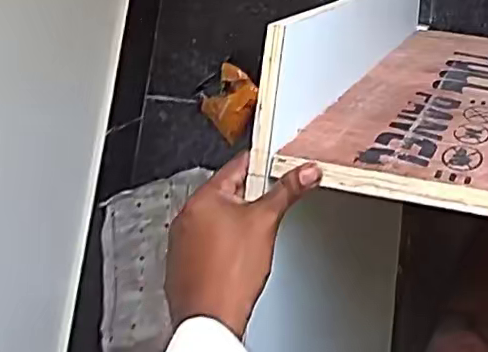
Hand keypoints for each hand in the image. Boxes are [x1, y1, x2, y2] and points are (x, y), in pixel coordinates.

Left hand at [167, 152, 320, 336]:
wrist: (211, 323)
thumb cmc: (230, 275)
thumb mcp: (266, 220)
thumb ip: (288, 190)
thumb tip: (305, 172)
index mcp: (203, 198)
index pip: (238, 166)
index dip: (263, 165)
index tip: (277, 168)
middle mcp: (187, 217)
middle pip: (229, 192)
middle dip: (251, 198)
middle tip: (267, 209)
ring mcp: (181, 242)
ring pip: (218, 218)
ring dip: (236, 222)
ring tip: (252, 237)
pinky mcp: (182, 265)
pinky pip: (207, 242)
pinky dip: (223, 244)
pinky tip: (237, 257)